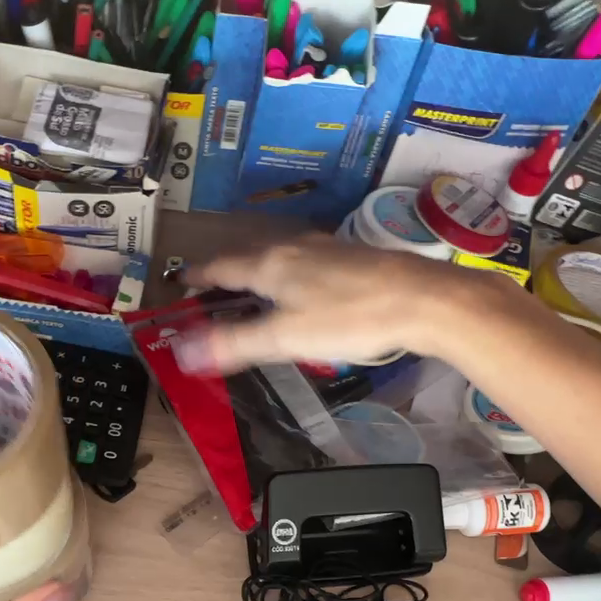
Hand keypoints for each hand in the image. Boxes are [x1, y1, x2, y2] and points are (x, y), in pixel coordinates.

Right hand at [175, 237, 551, 372]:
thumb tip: (182, 353)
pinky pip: (301, 259)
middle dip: (223, 271)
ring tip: (246, 287)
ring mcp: (323, 248)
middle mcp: (292, 247)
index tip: (178, 281)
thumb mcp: (284, 338)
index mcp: (269, 264)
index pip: (220, 267)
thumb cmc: (348, 319)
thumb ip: (233, 344)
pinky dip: (283, 271)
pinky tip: (297, 285)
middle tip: (207, 288)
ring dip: (254, 268)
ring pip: (275, 254)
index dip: (197, 276)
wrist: (422, 299)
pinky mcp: (349, 255)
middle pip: (245, 256)